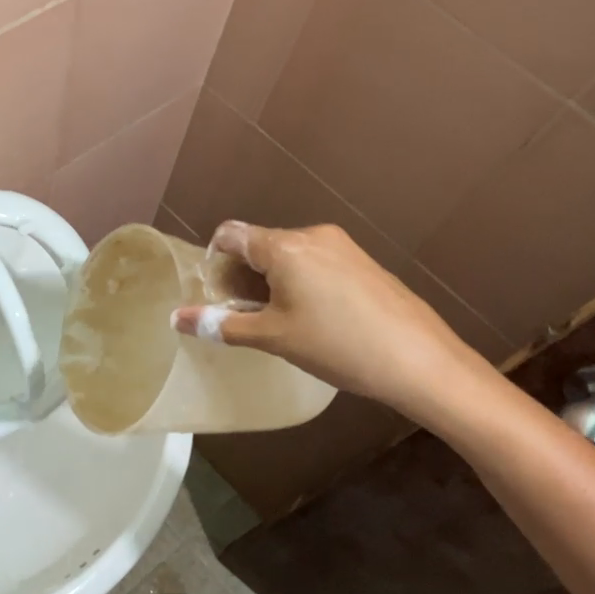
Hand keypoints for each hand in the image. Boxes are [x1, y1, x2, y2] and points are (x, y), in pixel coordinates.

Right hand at [170, 221, 485, 420]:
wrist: (418, 359)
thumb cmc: (336, 345)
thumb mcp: (273, 338)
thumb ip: (222, 325)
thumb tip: (176, 318)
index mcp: (285, 246)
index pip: (231, 234)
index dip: (214, 262)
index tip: (216, 297)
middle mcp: (313, 235)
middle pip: (260, 244)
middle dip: (242, 277)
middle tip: (243, 318)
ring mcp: (343, 247)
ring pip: (289, 256)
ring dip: (271, 283)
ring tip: (278, 324)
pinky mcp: (363, 263)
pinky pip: (316, 264)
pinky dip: (300, 285)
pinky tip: (313, 322)